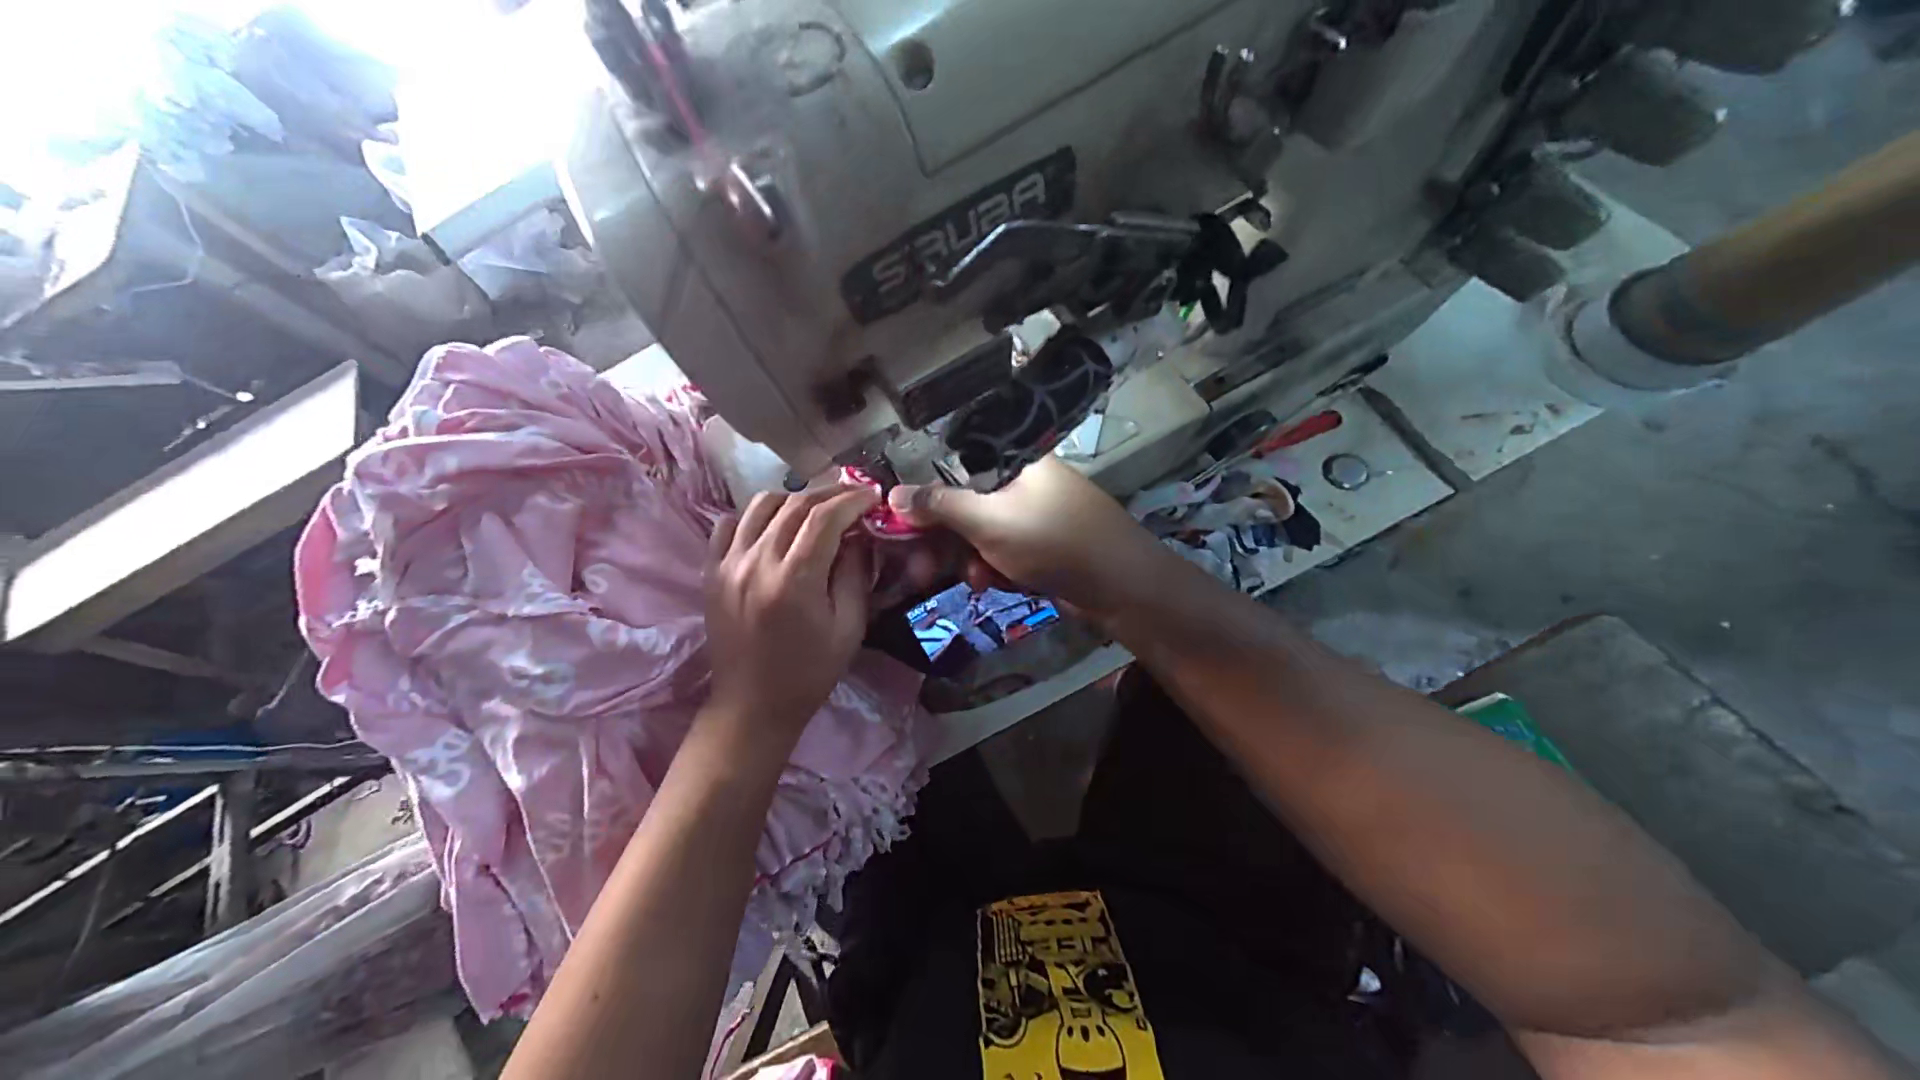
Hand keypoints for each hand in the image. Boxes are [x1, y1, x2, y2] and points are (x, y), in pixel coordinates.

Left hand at [704, 486, 879, 739]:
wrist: (753, 705)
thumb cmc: (810, 672)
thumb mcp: (849, 627)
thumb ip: (855, 574)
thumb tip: (858, 535)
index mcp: (794, 580)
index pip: (825, 517)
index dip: (852, 499)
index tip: (873, 496)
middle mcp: (757, 562)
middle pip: (794, 504)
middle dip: (829, 492)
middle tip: (852, 495)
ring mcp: (728, 564)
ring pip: (761, 505)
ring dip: (794, 499)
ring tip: (815, 510)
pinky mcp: (711, 571)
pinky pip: (729, 524)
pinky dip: (754, 516)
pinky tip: (773, 528)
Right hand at [887, 457, 1169, 618]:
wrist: (1122, 586)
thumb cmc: (1053, 540)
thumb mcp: (988, 520)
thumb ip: (938, 506)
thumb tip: (891, 494)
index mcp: (1014, 460)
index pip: (953, 468)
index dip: (925, 499)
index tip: (902, 529)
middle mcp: (1022, 482)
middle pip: (964, 504)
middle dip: (943, 541)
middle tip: (920, 571)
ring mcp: (1034, 514)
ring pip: (981, 533)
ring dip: (968, 559)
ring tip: (976, 581)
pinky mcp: (1042, 545)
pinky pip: (1003, 551)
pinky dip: (994, 568)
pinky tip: (996, 584)